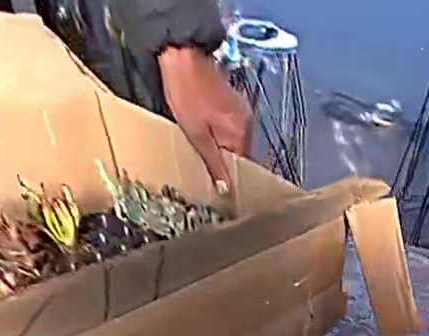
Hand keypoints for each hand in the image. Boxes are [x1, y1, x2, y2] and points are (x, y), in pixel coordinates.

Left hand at [159, 44, 254, 194]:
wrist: (181, 52)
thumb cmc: (186, 91)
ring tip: (202, 143)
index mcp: (241, 136)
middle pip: (239, 153)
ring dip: (220, 144)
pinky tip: (205, 127)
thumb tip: (226, 190)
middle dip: (224, 158)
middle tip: (204, 162)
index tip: (216, 181)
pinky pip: (230, 127)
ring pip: (234, 140)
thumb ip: (213, 162)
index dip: (228, 173)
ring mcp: (242, 112)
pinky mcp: (233, 102)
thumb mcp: (195, 133)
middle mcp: (247, 126)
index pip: (241, 166)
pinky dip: (220, 131)